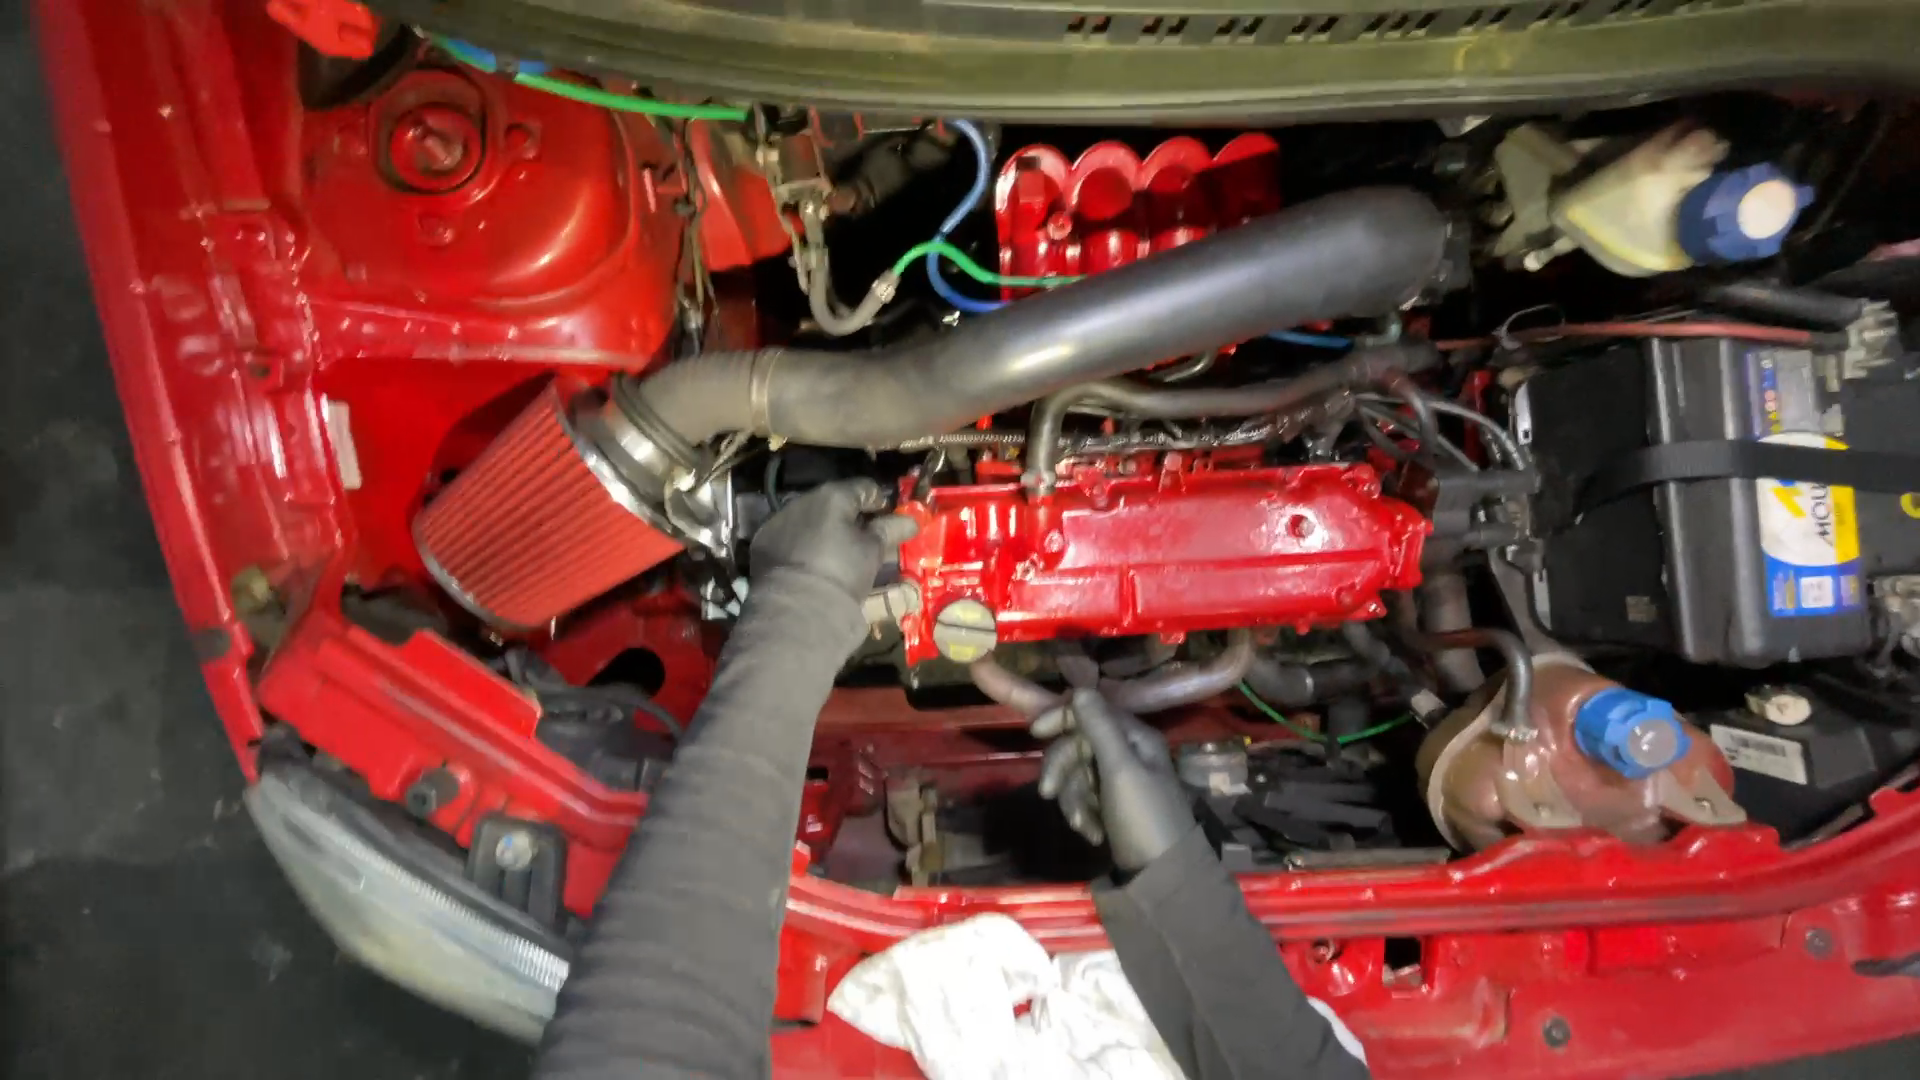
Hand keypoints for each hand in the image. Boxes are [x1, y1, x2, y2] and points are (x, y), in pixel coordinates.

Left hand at [750, 478, 918, 602]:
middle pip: (835, 503)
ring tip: (841, 552)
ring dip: (827, 531)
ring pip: (812, 520)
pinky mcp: (764, 545)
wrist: (796, 609)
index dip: (882, 502)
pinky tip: (813, 563)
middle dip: (852, 518)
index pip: (865, 488)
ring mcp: (779, 522)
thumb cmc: (843, 573)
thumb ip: (890, 530)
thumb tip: (912, 520)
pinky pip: (791, 537)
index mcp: (833, 496)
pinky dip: (804, 545)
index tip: (892, 520)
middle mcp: (802, 501)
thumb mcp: (872, 552)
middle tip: (868, 539)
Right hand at [1032, 689, 1194, 871]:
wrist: (1162, 881)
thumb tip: (1080, 689)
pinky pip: (1083, 796)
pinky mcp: (1111, 805)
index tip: (1035, 733)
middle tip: (1048, 793)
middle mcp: (1127, 752)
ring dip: (1072, 798)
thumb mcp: (1120, 770)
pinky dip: (1082, 812)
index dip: (1061, 718)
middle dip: (1063, 769)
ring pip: (1076, 773)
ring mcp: (1119, 780)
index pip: (1090, 711)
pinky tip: (1091, 833)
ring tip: (1083, 825)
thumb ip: (1099, 728)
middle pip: (1078, 744)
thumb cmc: (1143, 818)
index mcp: (1135, 737)